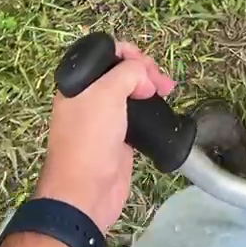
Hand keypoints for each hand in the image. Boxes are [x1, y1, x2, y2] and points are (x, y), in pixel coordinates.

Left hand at [33, 40, 176, 230]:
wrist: (86, 193)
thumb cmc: (91, 138)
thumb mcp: (107, 93)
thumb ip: (129, 72)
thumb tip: (146, 80)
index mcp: (77, 84)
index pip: (105, 53)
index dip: (129, 53)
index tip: (145, 66)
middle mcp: (88, 98)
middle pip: (121, 70)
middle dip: (144, 69)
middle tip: (161, 82)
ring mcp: (104, 118)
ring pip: (131, 90)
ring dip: (151, 85)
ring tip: (168, 90)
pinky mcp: (118, 137)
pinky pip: (136, 111)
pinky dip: (150, 105)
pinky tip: (161, 105)